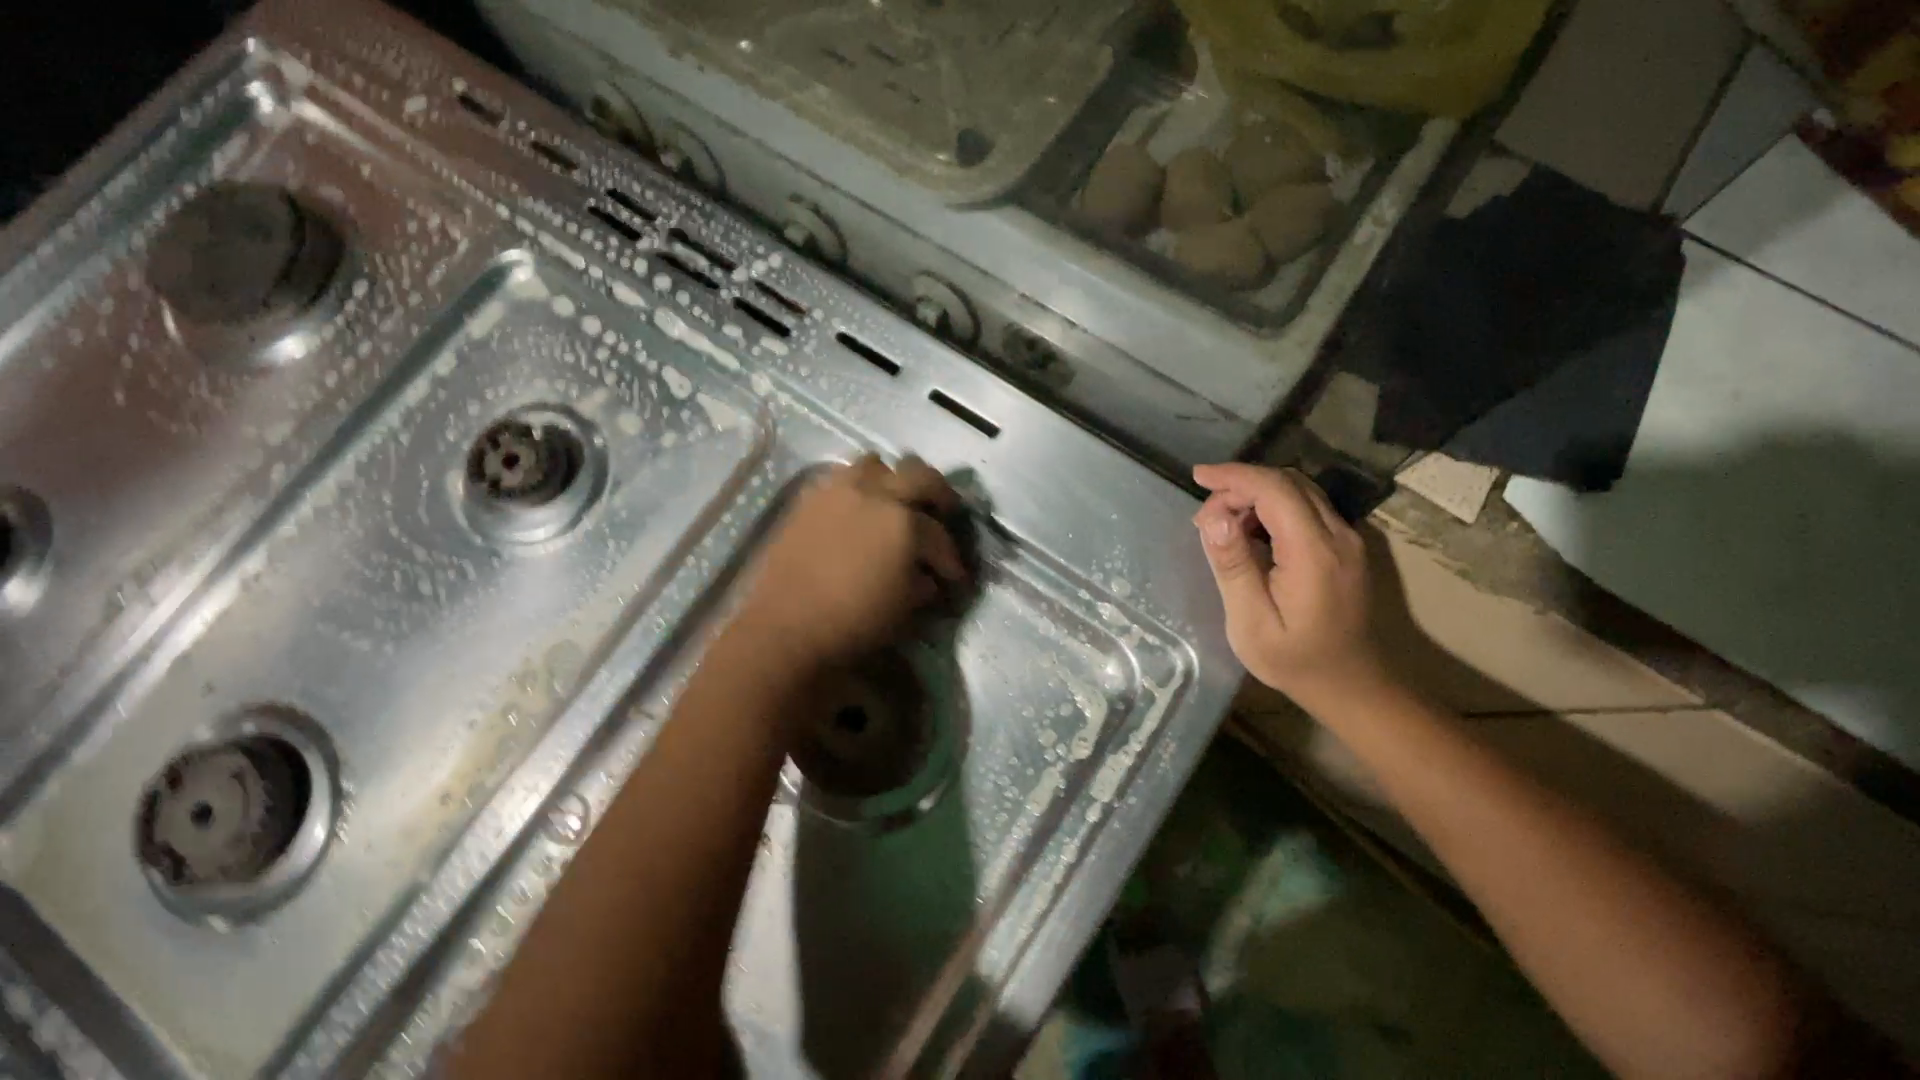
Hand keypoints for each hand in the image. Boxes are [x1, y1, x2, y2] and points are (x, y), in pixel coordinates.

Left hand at [733, 454, 966, 669]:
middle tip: (943, 511)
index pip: (940, 536)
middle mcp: (875, 494)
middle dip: (938, 494)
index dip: (952, 559)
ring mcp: (838, 491)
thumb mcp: (903, 609)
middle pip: (919, 475)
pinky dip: (858, 488)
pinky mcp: (809, 499)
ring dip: (892, 479)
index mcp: (905, 523)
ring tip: (895, 501)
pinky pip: (841, 479)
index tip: (955, 576)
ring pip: (875, 464)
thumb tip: (928, 575)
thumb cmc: (852, 623)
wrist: (785, 628)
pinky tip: (859, 512)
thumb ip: (922, 583)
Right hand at [1192, 463, 1386, 700]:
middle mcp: (1338, 536)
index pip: (1274, 490)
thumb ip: (1233, 566)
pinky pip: (1308, 507)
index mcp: (1314, 553)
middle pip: (1288, 483)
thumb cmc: (1295, 661)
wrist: (1351, 685)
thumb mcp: (1251, 623)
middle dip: (1242, 484)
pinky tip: (1250, 531)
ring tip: (1222, 523)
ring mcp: (1347, 539)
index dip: (1234, 477)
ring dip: (1258, 494)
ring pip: (1300, 491)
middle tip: (1206, 514)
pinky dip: (1274, 506)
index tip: (1198, 477)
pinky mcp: (1346, 547)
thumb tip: (1213, 517)